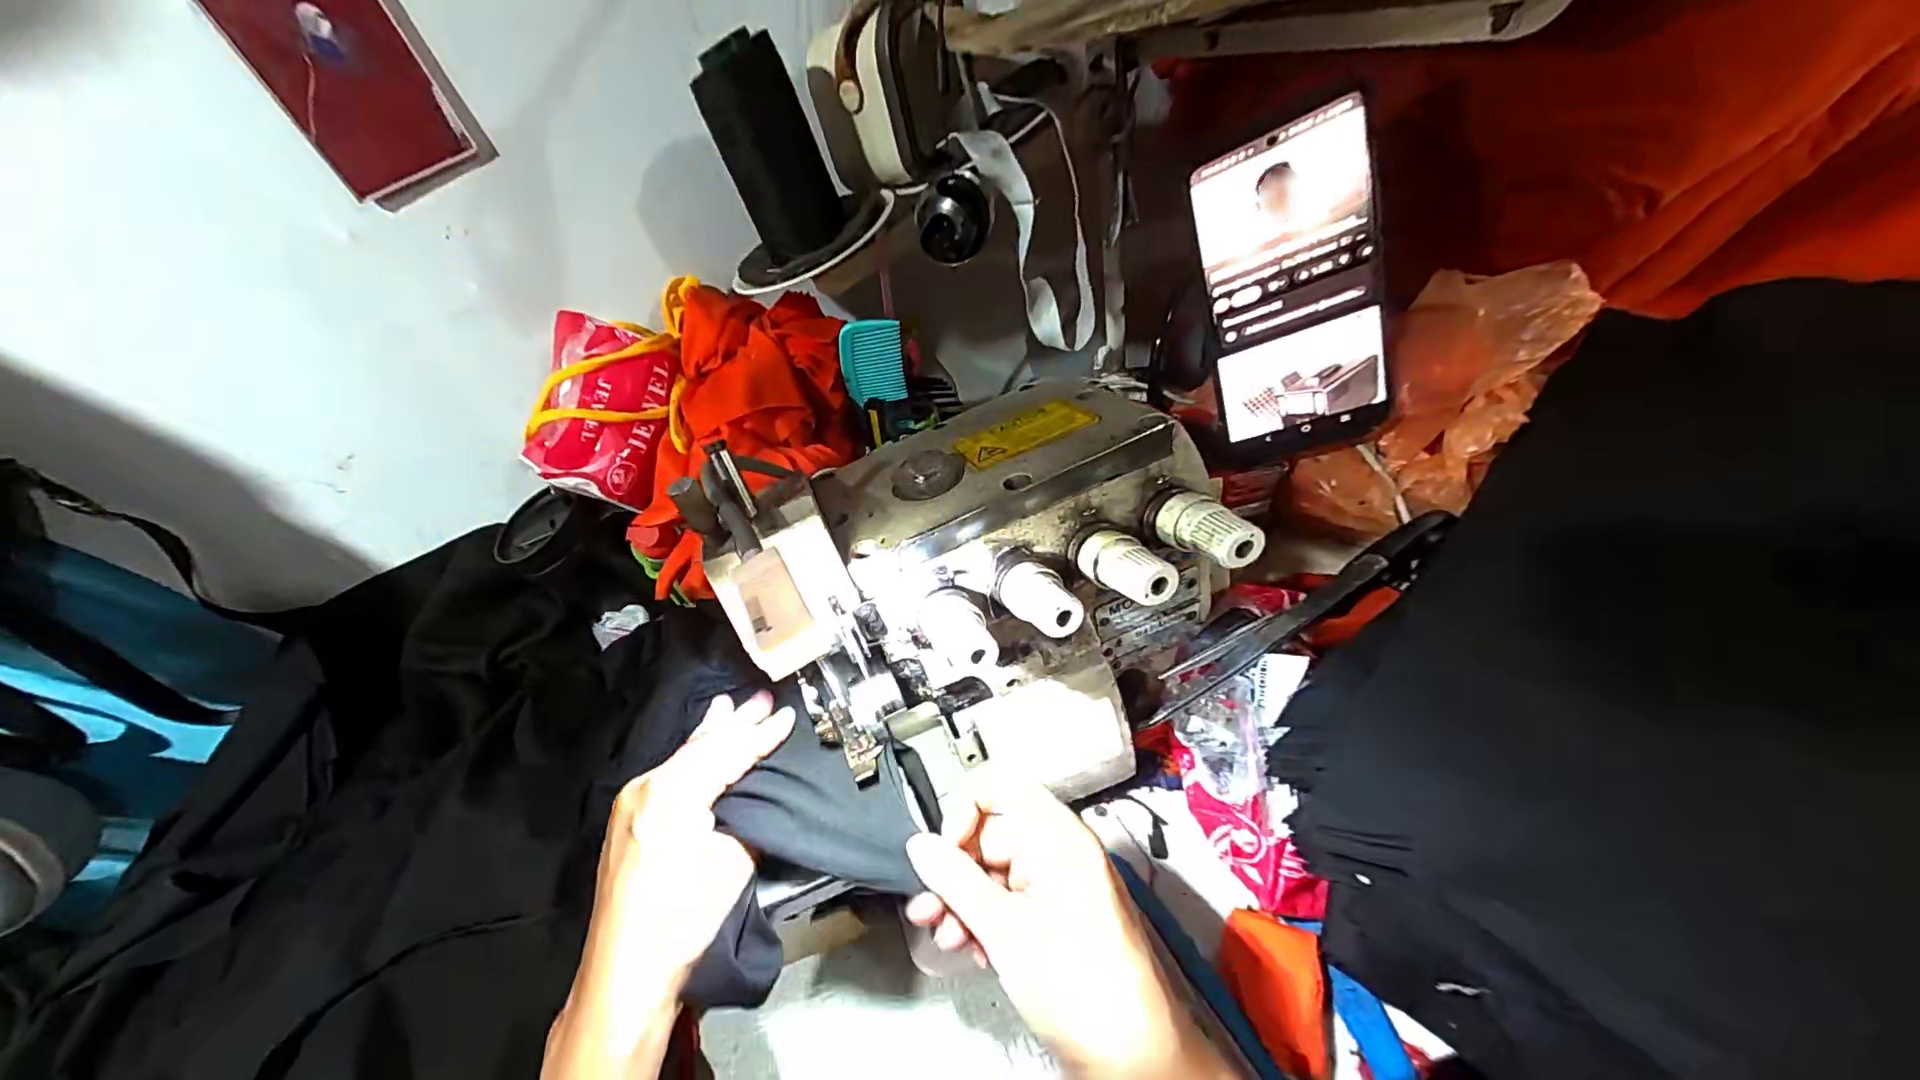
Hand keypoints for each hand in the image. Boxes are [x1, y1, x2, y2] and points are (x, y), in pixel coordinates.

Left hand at [544, 692, 793, 1079]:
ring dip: (710, 733)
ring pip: (681, 755)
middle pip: (701, 746)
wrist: (627, 971)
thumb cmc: (682, 920)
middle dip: (734, 722)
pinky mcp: (627, 819)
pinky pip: (667, 772)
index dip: (760, 735)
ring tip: (727, 706)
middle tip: (761, 699)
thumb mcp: (733, 862)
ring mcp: (631, 803)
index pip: (727, 752)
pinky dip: (690, 755)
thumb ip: (749, 817)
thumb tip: (758, 795)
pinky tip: (698, 745)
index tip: (785, 716)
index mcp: (673, 793)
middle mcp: (646, 788)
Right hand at [904, 780, 1236, 1079]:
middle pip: (994, 841)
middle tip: (929, 900)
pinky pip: (1011, 907)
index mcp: (1060, 839)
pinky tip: (972, 949)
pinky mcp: (1058, 925)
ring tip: (945, 933)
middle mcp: (1063, 857)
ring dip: (964, 905)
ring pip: (997, 879)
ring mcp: (1062, 892)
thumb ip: (955, 880)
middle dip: (955, 874)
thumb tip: (923, 846)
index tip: (943, 846)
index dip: (968, 813)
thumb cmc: (1087, 988)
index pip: (1006, 794)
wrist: (1135, 1060)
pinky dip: (986, 924)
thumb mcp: (1004, 927)